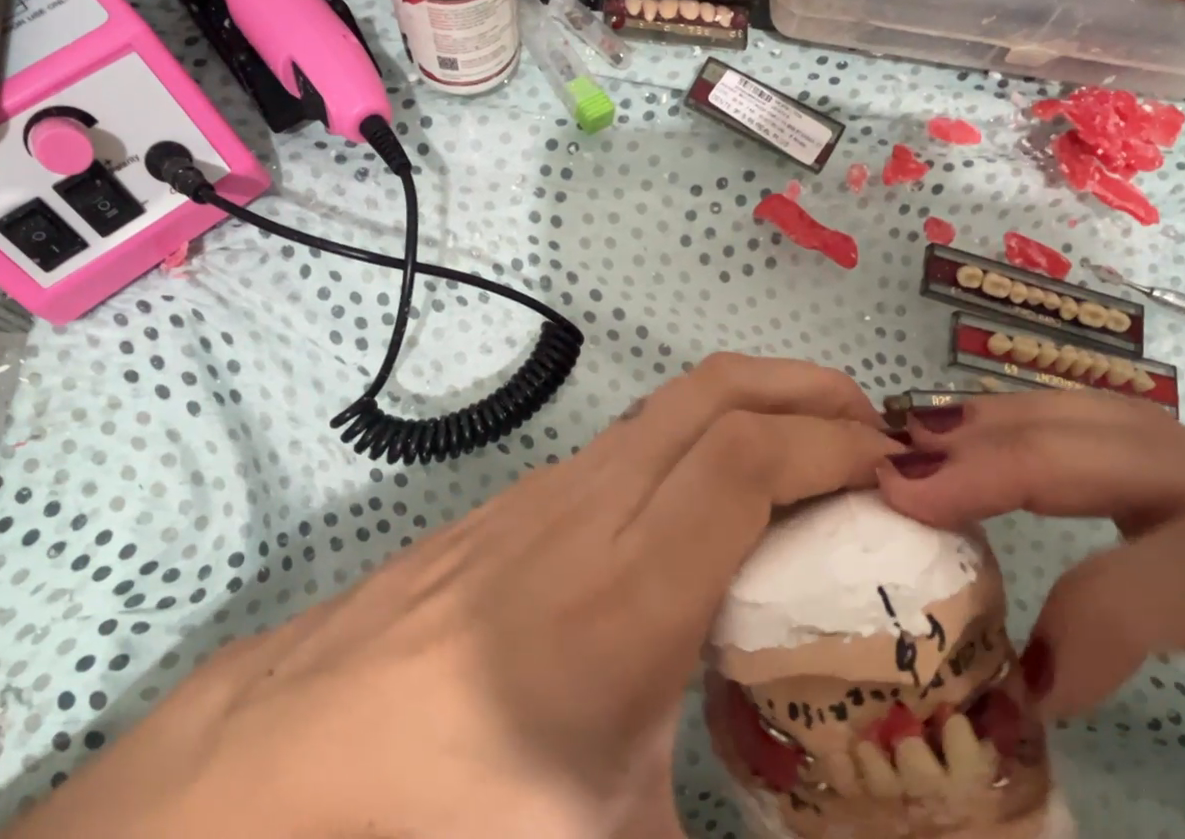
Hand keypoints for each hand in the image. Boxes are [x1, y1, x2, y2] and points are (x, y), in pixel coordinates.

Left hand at [2, 355, 903, 838]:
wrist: (287, 758)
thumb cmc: (453, 806)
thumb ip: (724, 836)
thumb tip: (829, 822)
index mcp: (627, 598)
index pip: (745, 460)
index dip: (830, 442)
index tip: (898, 461)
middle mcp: (588, 516)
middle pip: (710, 396)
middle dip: (806, 390)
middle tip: (876, 430)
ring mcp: (541, 499)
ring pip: (667, 408)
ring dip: (752, 405)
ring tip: (812, 451)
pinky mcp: (511, 506)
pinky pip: (628, 443)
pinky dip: (697, 437)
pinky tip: (708, 500)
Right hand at [881, 390, 1184, 837]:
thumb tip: (1021, 758)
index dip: (1104, 607)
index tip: (1021, 684)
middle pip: (1155, 457)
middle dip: (1020, 462)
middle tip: (905, 483)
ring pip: (1126, 427)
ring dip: (1011, 424)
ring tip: (914, 442)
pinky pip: (1112, 440)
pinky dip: (1028, 428)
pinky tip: (967, 442)